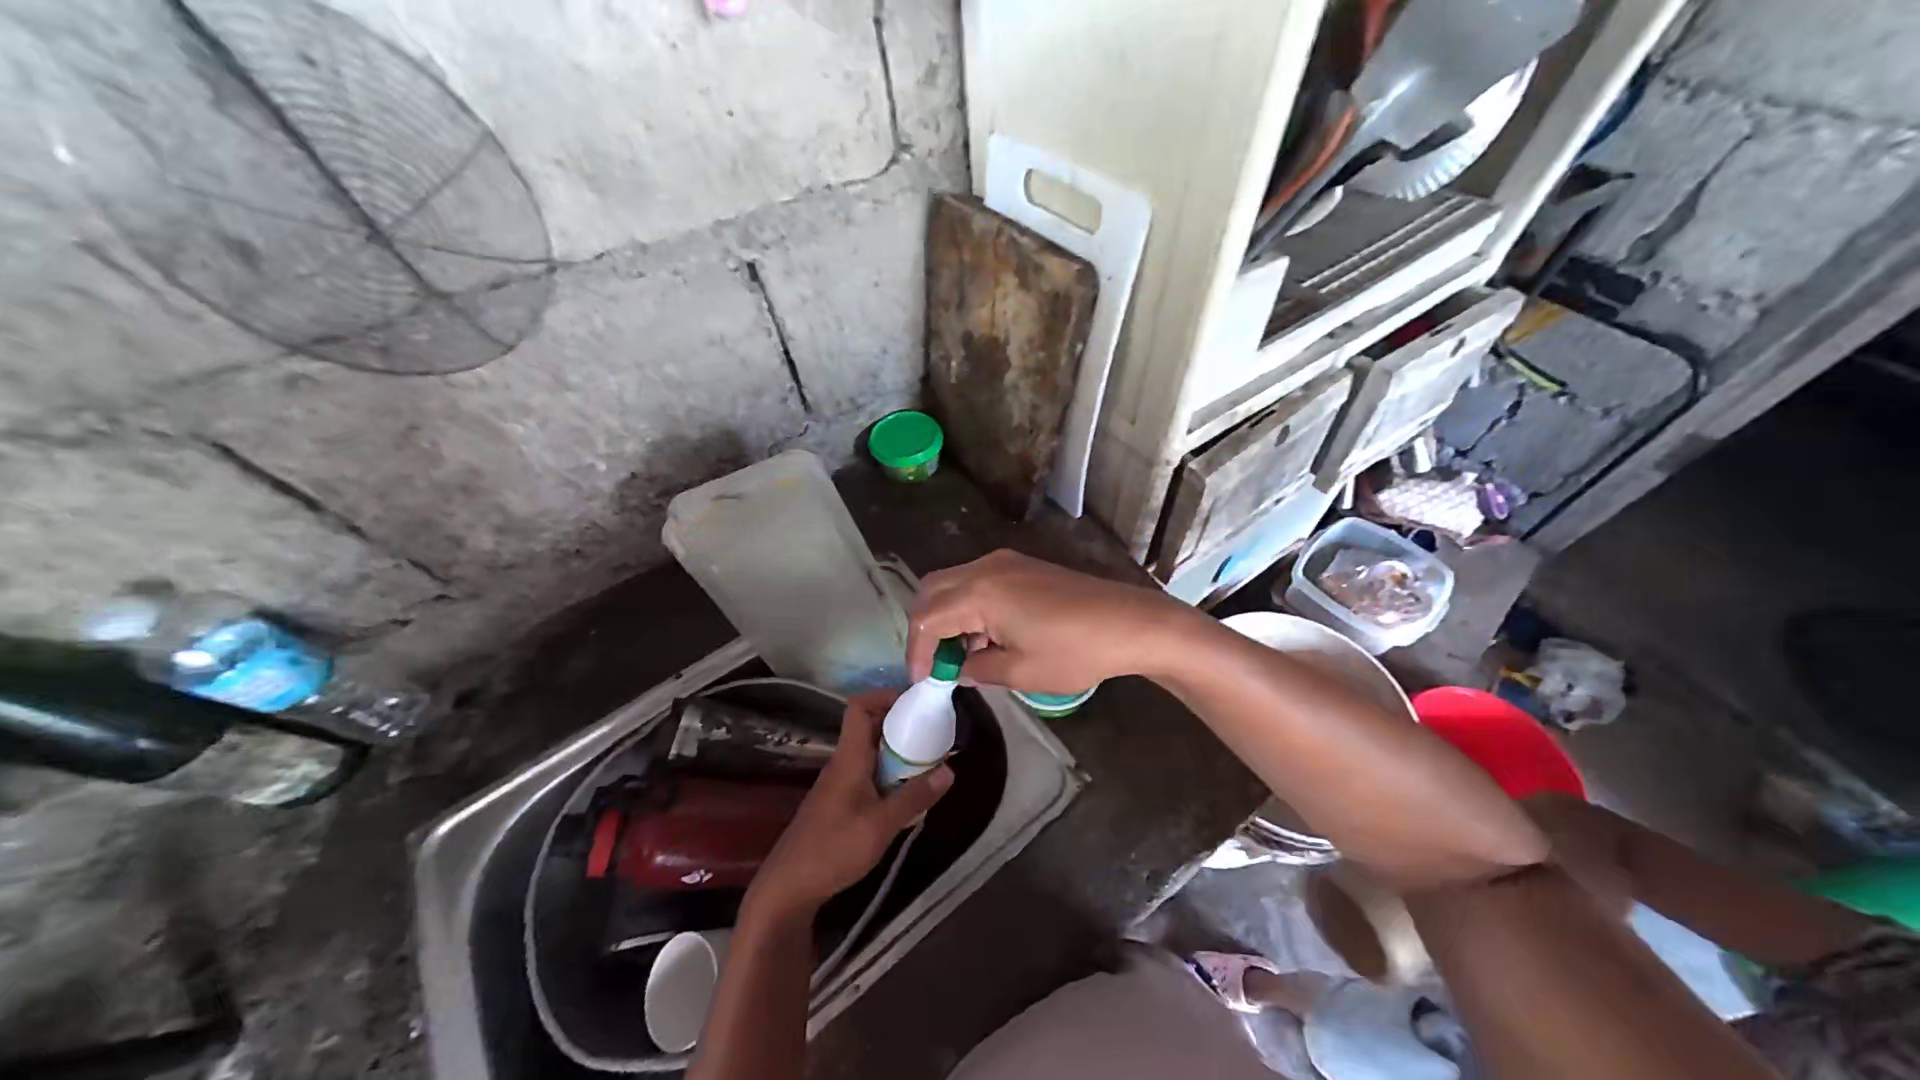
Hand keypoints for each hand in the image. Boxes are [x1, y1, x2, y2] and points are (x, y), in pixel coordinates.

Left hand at [744, 692, 952, 919]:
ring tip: (928, 760)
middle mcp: (842, 763)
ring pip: (870, 752)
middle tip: (933, 732)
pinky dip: (889, 773)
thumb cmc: (834, 849)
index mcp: (849, 758)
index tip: (916, 702)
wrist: (789, 887)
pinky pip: (868, 773)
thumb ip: (915, 796)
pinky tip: (907, 792)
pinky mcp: (839, 803)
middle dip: (900, 724)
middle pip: (869, 726)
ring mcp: (839, 783)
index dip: (885, 696)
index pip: (859, 707)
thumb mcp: (882, 825)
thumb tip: (950, 769)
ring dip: (897, 751)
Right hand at [906, 549, 1194, 692]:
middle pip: (931, 590)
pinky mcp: (1022, 565)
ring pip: (953, 582)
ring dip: (946, 615)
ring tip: (961, 655)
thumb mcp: (1019, 672)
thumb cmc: (1074, 652)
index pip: (926, 619)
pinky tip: (986, 635)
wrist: (1131, 624)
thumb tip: (959, 668)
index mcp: (979, 593)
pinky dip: (968, 606)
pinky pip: (977, 581)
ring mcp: (1005, 562)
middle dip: (923, 627)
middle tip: (934, 663)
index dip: (918, 652)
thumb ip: (977, 668)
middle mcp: (985, 568)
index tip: (924, 681)